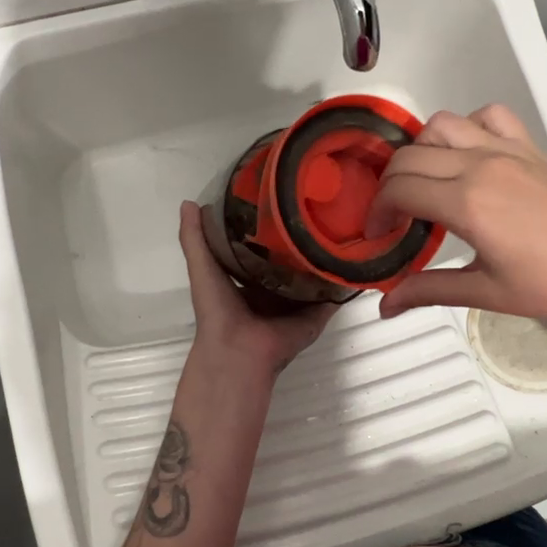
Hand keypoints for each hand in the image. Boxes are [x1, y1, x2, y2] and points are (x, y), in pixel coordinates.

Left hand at [177, 201, 335, 379]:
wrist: (238, 350)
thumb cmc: (217, 308)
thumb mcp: (201, 266)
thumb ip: (194, 237)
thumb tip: (188, 202)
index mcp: (250, 280)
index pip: (265, 247)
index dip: (272, 226)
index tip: (284, 197)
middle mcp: (276, 290)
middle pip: (294, 260)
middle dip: (303, 239)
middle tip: (320, 204)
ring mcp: (299, 303)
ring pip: (317, 274)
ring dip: (327, 255)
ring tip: (345, 222)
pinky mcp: (318, 314)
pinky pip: (335, 294)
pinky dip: (345, 279)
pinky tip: (358, 254)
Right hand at [367, 105, 546, 346]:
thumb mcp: (486, 293)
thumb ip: (428, 290)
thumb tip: (385, 306)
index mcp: (467, 201)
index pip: (398, 188)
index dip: (377, 211)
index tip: (378, 234)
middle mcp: (482, 164)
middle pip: (410, 155)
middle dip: (389, 185)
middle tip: (395, 219)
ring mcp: (509, 150)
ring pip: (442, 124)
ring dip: (420, 150)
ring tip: (425, 184)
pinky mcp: (531, 149)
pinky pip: (488, 117)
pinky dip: (467, 127)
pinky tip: (468, 156)